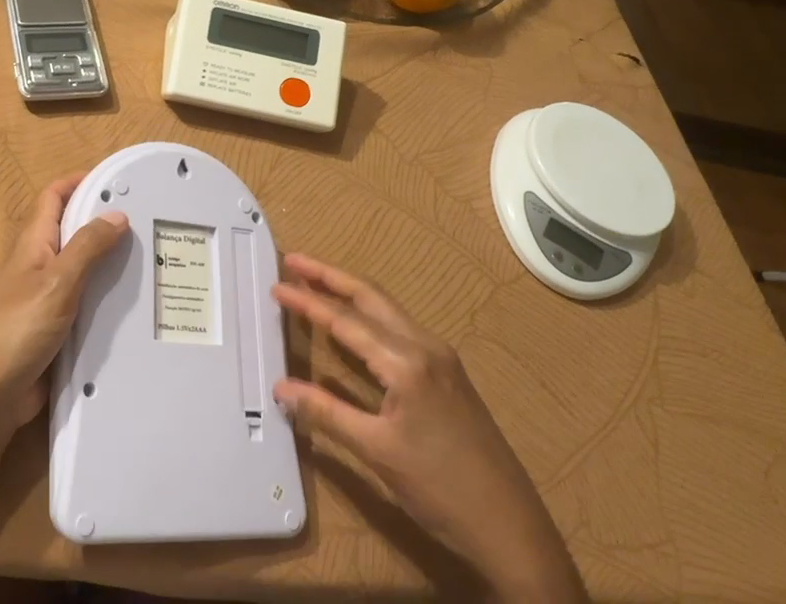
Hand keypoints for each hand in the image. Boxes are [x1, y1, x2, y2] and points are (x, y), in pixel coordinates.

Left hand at [0, 173, 129, 429]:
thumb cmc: (17, 330)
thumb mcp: (56, 282)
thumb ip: (87, 248)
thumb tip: (117, 215)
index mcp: (33, 245)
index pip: (54, 197)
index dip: (80, 182)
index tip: (117, 179)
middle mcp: (39, 266)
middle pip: (72, 231)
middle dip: (104, 221)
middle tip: (149, 220)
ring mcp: (46, 299)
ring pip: (83, 270)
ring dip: (110, 263)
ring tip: (153, 260)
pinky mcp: (56, 330)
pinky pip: (86, 304)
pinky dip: (107, 299)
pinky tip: (137, 307)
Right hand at [272, 254, 585, 603]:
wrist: (508, 524)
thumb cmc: (439, 486)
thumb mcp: (375, 450)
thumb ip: (326, 413)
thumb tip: (280, 388)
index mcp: (407, 362)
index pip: (346, 321)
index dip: (308, 301)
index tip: (276, 285)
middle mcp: (426, 348)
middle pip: (371, 298)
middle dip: (331, 277)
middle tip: (293, 262)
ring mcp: (441, 359)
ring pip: (387, 311)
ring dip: (350, 294)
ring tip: (315, 282)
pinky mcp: (447, 374)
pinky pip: (399, 330)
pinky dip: (368, 317)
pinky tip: (353, 325)